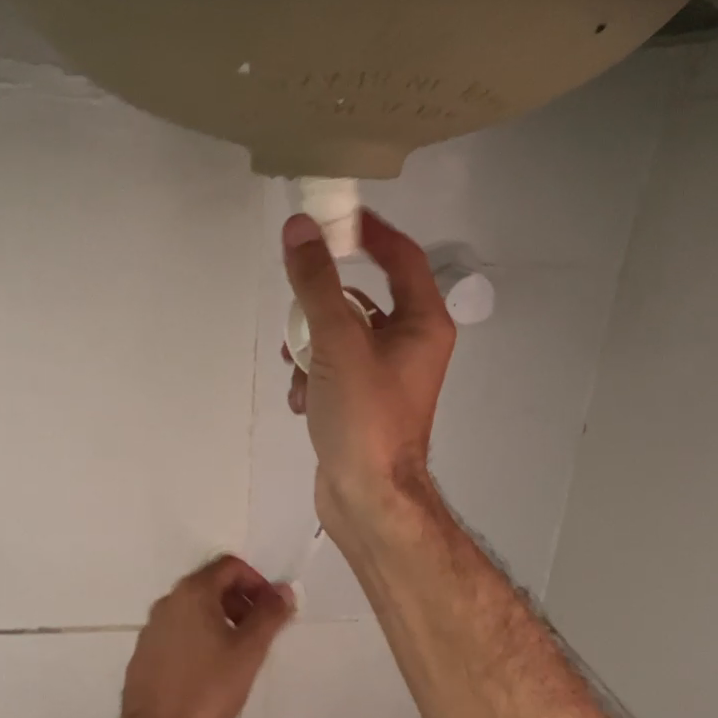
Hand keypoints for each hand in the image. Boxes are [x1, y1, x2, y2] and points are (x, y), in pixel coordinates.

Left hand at [118, 555, 294, 717]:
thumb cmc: (207, 689)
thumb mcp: (249, 651)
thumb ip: (269, 615)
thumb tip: (284, 590)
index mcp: (192, 593)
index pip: (229, 566)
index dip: (257, 581)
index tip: (272, 608)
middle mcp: (167, 602)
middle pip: (210, 585)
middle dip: (240, 601)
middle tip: (260, 631)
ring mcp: (151, 629)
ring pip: (193, 610)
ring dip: (221, 620)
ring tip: (239, 653)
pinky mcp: (144, 654)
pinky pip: (178, 632)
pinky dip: (200, 637)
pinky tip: (210, 671)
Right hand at [282, 210, 455, 533]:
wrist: (368, 499)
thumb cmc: (364, 418)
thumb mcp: (338, 343)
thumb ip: (316, 284)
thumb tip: (299, 229)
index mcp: (423, 324)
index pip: (402, 257)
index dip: (369, 232)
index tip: (332, 218)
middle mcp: (410, 345)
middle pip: (361, 299)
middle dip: (321, 307)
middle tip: (295, 308)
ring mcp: (385, 377)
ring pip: (339, 337)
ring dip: (310, 349)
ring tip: (297, 370)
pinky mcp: (362, 403)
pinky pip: (332, 371)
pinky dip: (313, 379)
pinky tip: (302, 402)